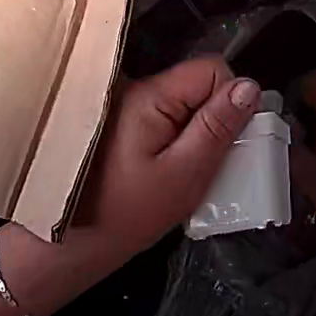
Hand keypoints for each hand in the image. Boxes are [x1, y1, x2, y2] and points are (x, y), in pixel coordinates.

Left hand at [25, 57, 259, 294]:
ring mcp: (128, 106)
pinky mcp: (125, 124)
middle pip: (199, 84)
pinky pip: (169, 118)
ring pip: (187, 103)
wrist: (66, 246)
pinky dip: (181, 140)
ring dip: (200, 132)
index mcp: (150, 96)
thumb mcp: (183, 175)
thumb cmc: (125, 214)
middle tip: (212, 163)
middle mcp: (137, 89)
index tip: (229, 141)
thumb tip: (249, 87)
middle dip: (216, 119)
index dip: (231, 100)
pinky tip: (173, 170)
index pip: (211, 69)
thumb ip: (216, 128)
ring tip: (191, 170)